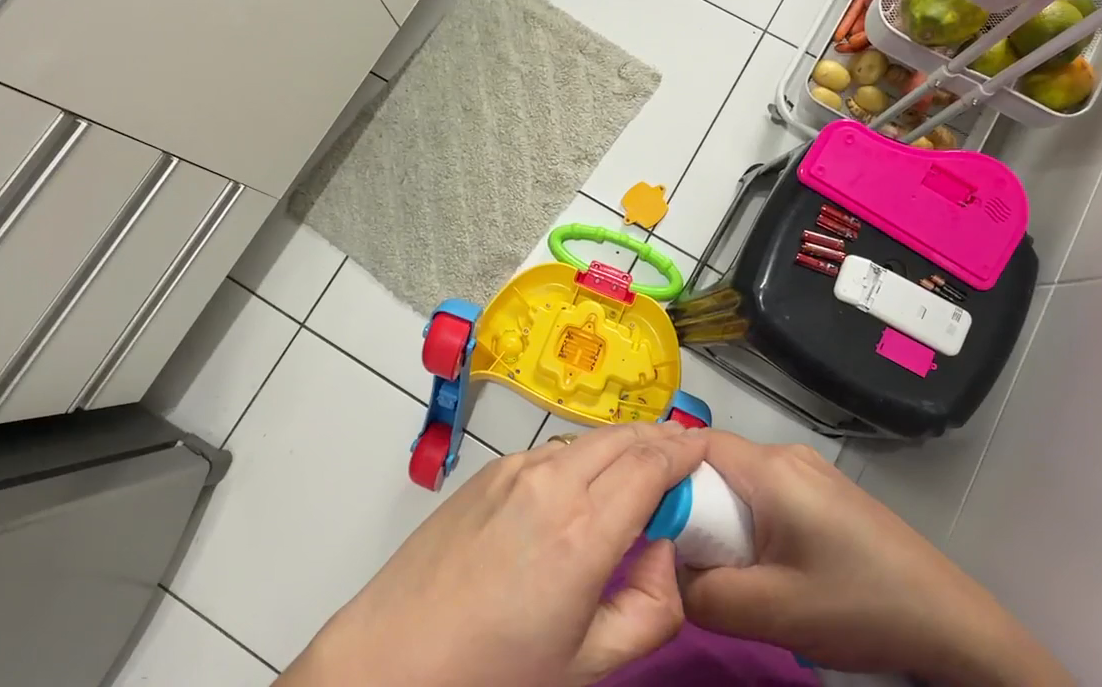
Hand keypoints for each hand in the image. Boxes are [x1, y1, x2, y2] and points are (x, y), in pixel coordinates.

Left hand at [279, 422, 706, 686]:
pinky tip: (585, 486)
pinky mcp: (487, 472)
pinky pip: (553, 452)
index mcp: (582, 532)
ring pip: (588, 439)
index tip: (709, 453)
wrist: (392, 657)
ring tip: (641, 469)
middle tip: (685, 458)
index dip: (688, 451)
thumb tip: (666, 550)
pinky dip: (584, 456)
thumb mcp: (590, 661)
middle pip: (624, 437)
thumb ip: (651, 606)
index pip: (653, 463)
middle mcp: (550, 483)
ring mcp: (514, 470)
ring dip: (623, 445)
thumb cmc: (495, 671)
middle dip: (662, 440)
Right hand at [678, 432, 1072, 686]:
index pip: (693, 446)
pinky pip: (768, 502)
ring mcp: (812, 476)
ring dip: (723, 527)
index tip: (638, 517)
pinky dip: (752, 532)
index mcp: (772, 468)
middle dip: (692, 511)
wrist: (951, 627)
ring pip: (741, 488)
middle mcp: (788, 457)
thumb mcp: (767, 611)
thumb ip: (698, 592)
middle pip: (715, 468)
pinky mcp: (827, 499)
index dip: (660, 476)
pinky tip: (765, 573)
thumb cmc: (857, 607)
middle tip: (681, 560)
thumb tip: (667, 573)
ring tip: (726, 575)